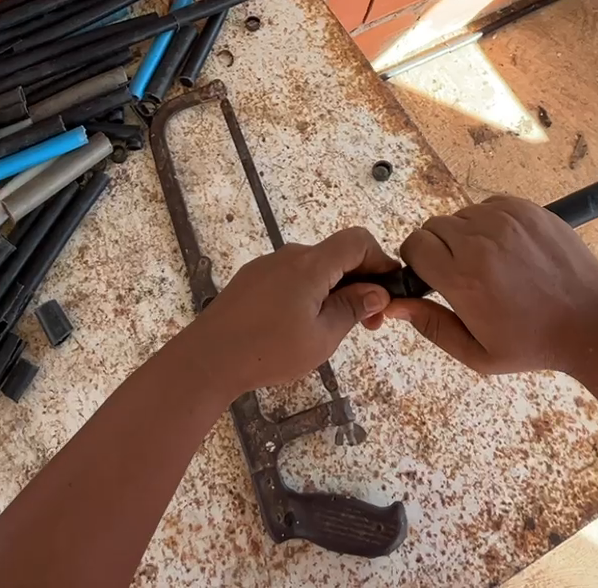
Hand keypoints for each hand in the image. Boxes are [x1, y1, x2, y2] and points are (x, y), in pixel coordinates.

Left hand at [177, 226, 399, 395]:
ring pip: (314, 268)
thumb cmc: (269, 350)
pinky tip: (301, 326)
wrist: (209, 357)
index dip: (379, 260)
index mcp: (310, 264)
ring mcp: (267, 266)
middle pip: (336, 255)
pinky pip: (292, 277)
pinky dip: (309, 293)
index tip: (388, 292)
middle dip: (359, 283)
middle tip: (369, 324)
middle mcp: (289, 256)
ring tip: (334, 330)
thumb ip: (352, 308)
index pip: (356, 241)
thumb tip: (378, 291)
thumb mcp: (322, 337)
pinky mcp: (252, 279)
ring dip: (334, 290)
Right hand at [383, 195, 597, 375]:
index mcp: (464, 279)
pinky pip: (487, 205)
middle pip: (433, 227)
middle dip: (440, 247)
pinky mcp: (525, 208)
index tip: (434, 275)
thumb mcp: (479, 354)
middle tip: (464, 272)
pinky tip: (508, 249)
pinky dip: (489, 223)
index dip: (418, 260)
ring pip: (461, 215)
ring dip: (465, 235)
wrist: (595, 324)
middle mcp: (480, 243)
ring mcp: (505, 221)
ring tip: (491, 262)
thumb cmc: (533, 344)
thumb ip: (432, 327)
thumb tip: (394, 305)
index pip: (414, 245)